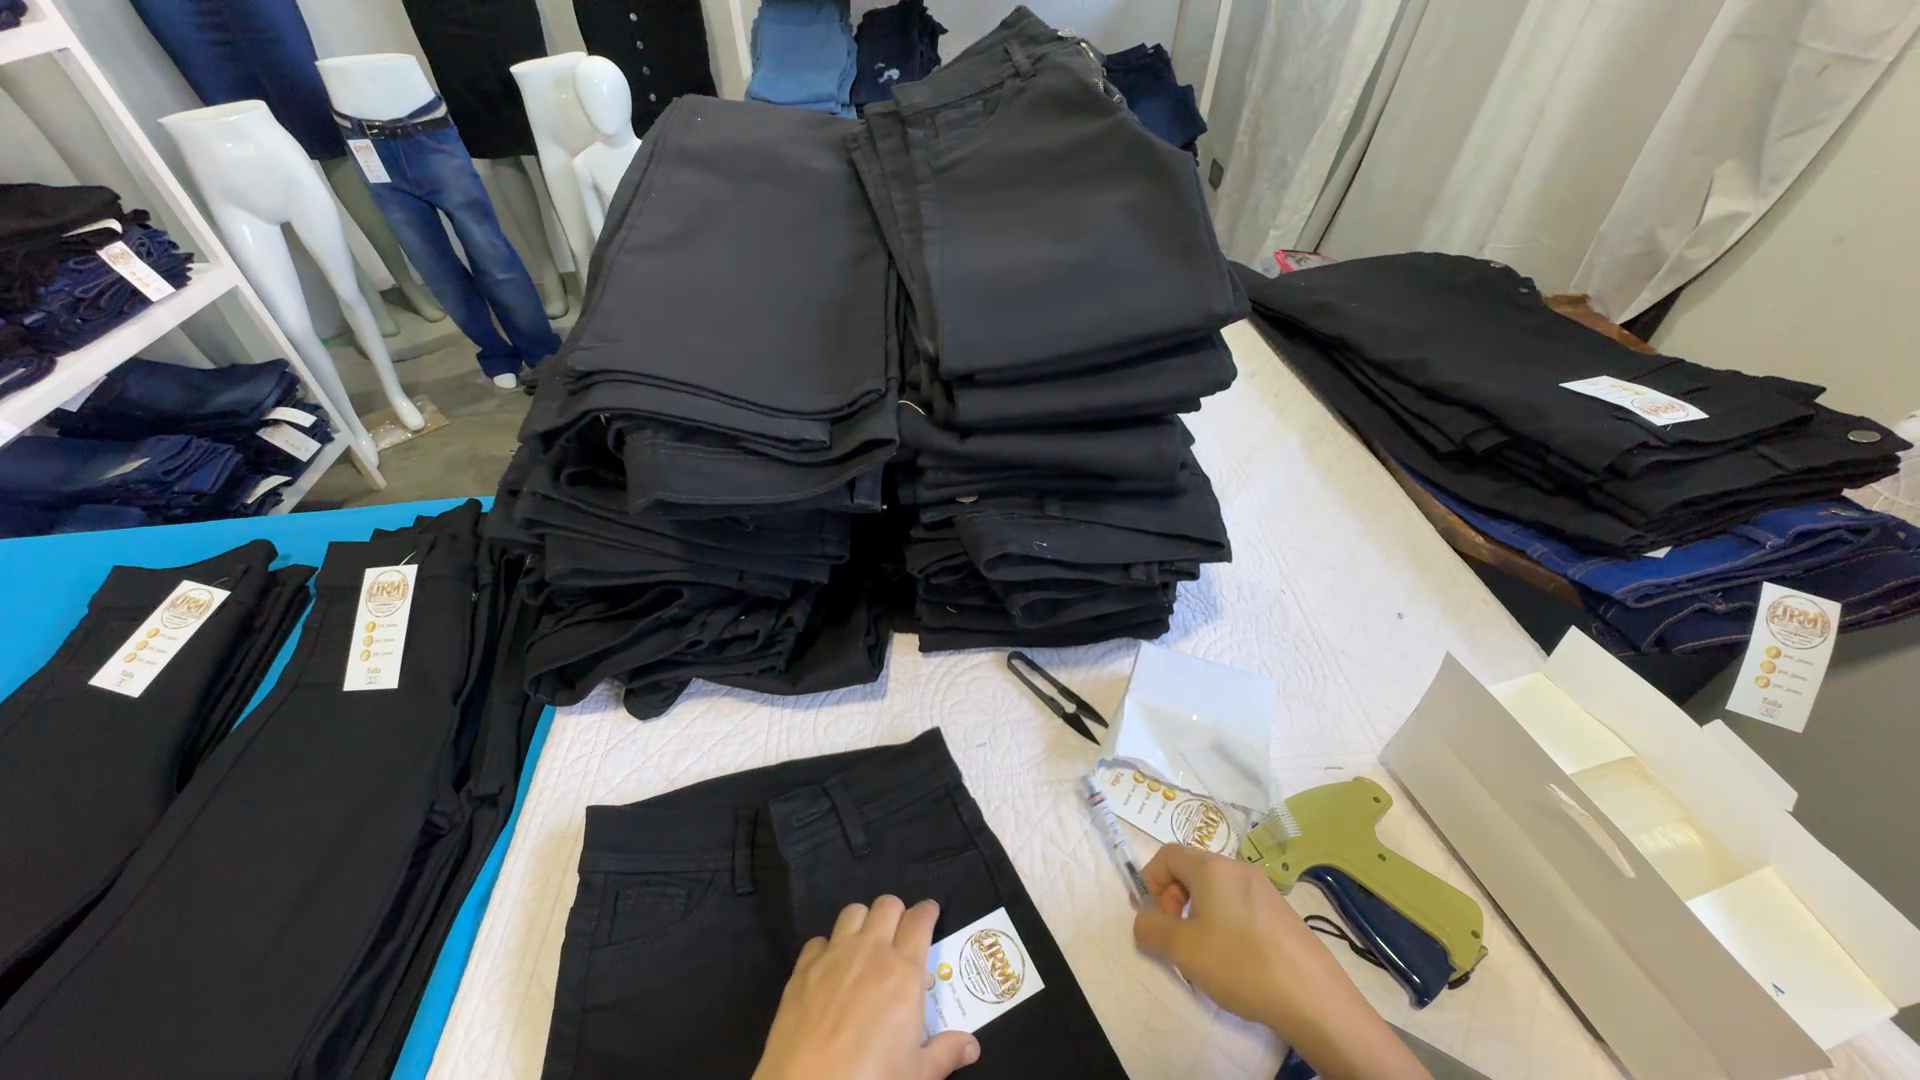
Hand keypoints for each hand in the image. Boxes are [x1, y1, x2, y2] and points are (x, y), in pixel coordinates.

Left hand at [754, 896, 980, 1079]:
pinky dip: (828, 947)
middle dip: (898, 913)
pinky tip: (831, 969)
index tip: (931, 914)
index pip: (920, 919)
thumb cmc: (873, 1079)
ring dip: (864, 922)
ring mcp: (833, 957)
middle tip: (900, 934)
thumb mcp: (918, 1074)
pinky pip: (818, 940)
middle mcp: (870, 952)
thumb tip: (973, 1045)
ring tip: (866, 945)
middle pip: (887, 905)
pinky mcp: (803, 969)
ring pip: (853, 912)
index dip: (928, 911)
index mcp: (904, 971)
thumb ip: (946, 1052)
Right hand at [1132, 845, 1431, 1079]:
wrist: (1312, 998)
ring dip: (1198, 915)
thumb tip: (1146, 920)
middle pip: (1191, 870)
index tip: (1155, 917)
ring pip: (1216, 890)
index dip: (1150, 881)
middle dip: (1174, 900)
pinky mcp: (1281, 913)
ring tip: (1205, 955)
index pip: (1167, 855)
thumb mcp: (1182, 949)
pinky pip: (1239, 907)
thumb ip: (1151, 928)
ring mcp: (1265, 890)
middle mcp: (1238, 868)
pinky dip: (1225, 925)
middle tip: (1177, 938)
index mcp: (1212, 867)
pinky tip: (1235, 962)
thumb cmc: (1240, 964)